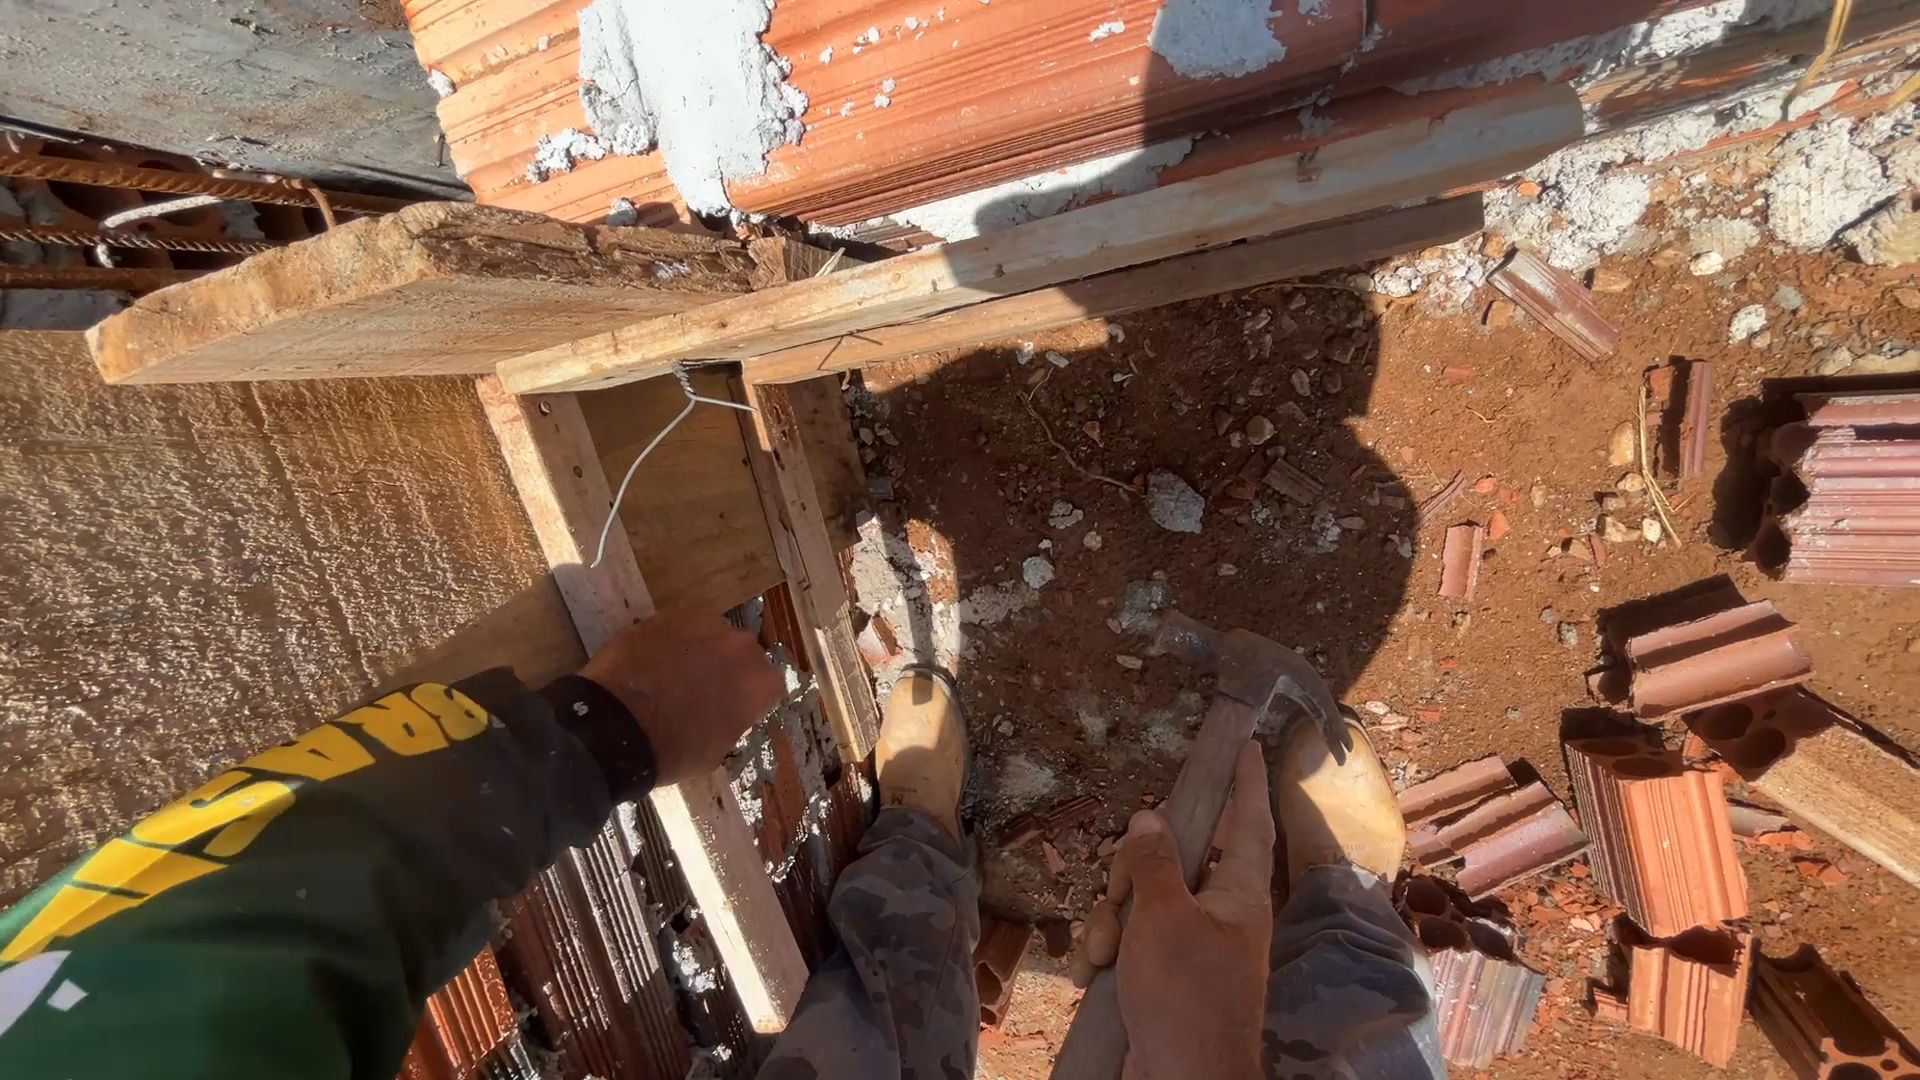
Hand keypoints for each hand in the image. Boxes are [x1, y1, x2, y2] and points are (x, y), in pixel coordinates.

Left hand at [579, 612, 782, 784]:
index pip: (768, 686)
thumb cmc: (673, 749)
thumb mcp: (717, 750)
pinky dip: (671, 642)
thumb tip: (726, 713)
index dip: (749, 698)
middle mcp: (742, 646)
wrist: (615, 727)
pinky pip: (679, 628)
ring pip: (712, 637)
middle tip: (700, 691)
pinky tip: (651, 663)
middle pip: (743, 655)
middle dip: (727, 669)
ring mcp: (707, 625)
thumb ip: (733, 721)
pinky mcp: (671, 615)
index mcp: (760, 683)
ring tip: (671, 674)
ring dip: (701, 652)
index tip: (732, 709)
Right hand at [1076, 741, 1273, 1079]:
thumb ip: (1154, 863)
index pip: (1249, 823)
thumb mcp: (1162, 919)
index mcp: (1238, 895)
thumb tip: (1151, 818)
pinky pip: (1128, 935)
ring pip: (1141, 897)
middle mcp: (1218, 913)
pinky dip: (1110, 948)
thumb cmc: (1184, 997)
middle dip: (1133, 872)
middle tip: (1120, 895)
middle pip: (1173, 858)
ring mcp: (1189, 943)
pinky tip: (1098, 974)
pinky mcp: (1163, 971)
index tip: (1248, 746)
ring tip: (1107, 955)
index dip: (1247, 783)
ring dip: (1112, 919)